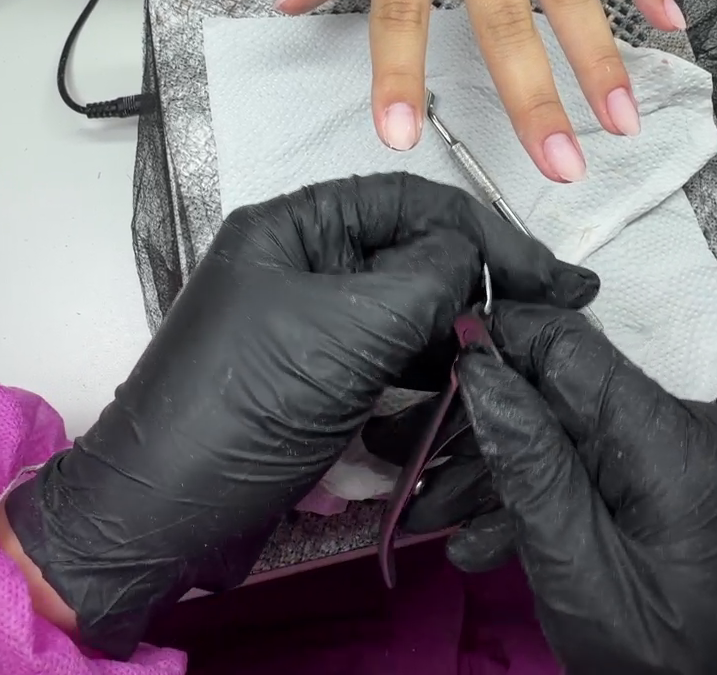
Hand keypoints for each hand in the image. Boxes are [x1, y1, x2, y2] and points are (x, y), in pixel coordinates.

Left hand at [5, 174, 598, 656]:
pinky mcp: (318, 369)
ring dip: (454, 321)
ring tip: (515, 342)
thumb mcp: (346, 332)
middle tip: (552, 305)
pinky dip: (425, 362)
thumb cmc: (246, 406)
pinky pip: (384, 349)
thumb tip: (472, 254)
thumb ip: (425, 278)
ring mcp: (310, 316)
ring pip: (401, 301)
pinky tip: (464, 377)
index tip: (546, 271)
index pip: (405, 201)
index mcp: (296, 225)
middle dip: (475, 276)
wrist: (164, 515)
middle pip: (407, 248)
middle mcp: (303, 258)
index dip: (481, 229)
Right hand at [450, 303, 716, 673]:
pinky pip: (608, 460)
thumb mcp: (584, 584)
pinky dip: (557, 487)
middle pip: (567, 391)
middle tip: (416, 462)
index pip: (570, 345)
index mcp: (677, 445)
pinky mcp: (696, 478)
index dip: (497, 341)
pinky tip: (495, 534)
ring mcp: (701, 451)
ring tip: (437, 513)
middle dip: (488, 425)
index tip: (434, 368)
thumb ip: (530, 470)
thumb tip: (477, 367)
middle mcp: (699, 426)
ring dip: (511, 466)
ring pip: (581, 428)